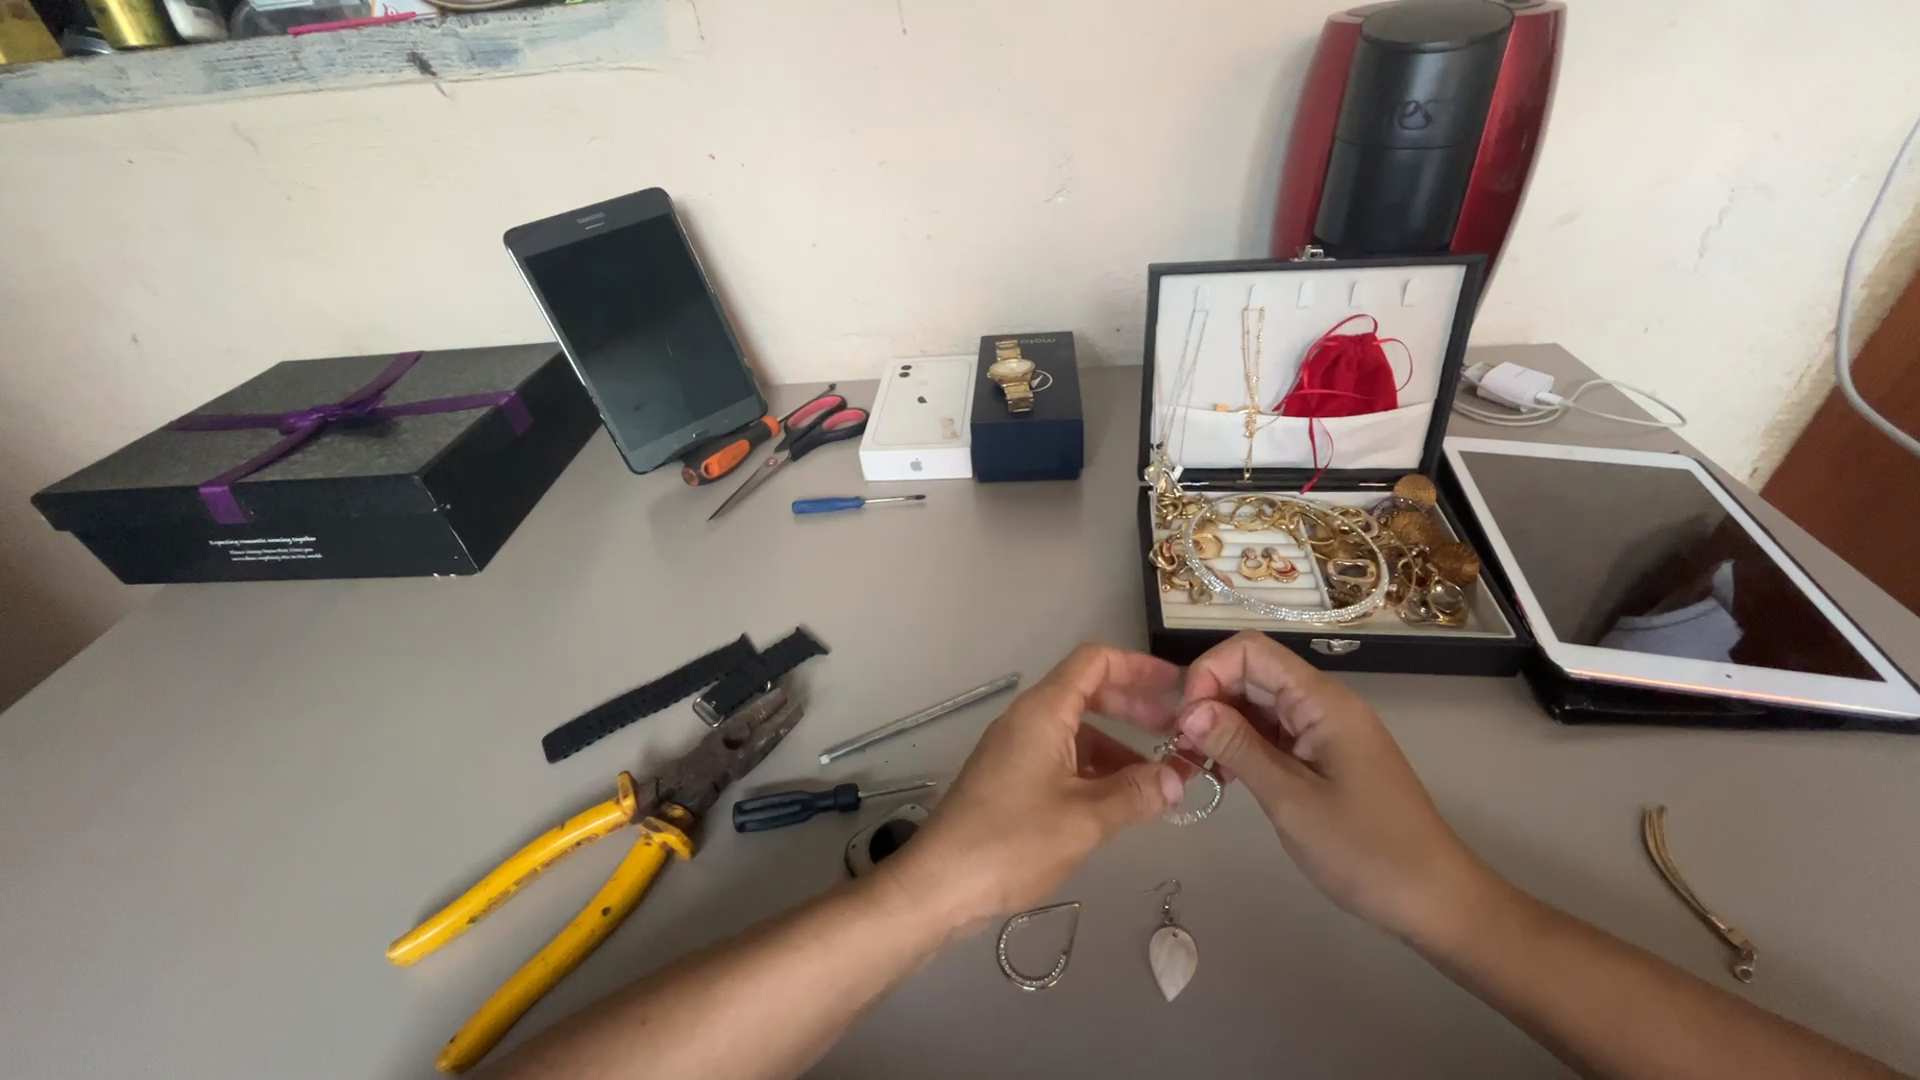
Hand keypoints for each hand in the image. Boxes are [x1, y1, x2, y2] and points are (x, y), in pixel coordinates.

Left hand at [882, 644, 1186, 930]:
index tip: (1176, 688)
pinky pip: (1062, 757)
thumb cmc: (1011, 842)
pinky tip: (1121, 800)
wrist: (939, 883)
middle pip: (1088, 692)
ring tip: (1159, 779)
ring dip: (1119, 746)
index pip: (1094, 662)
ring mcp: (1016, 749)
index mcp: (1042, 712)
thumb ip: (1134, 794)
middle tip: (1176, 735)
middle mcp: (1027, 720)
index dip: (1138, 667)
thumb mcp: (1084, 819)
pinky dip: (1095, 769)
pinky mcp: (1011, 778)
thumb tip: (1176, 780)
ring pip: (1077, 730)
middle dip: (1135, 709)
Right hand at [1176, 631, 1495, 944]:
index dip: (1210, 672)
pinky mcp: (1320, 752)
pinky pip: (1270, 730)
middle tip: (1183, 748)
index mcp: (1323, 701)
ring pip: (1256, 702)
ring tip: (1197, 764)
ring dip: (1220, 724)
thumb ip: (1238, 747)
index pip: (1251, 651)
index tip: (1187, 721)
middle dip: (1209, 700)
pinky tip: (1223, 773)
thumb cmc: (1366, 851)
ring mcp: (1322, 728)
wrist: (1435, 901)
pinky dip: (1240, 744)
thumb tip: (1188, 710)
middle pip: (1251, 673)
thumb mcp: (1291, 800)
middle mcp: (1322, 703)